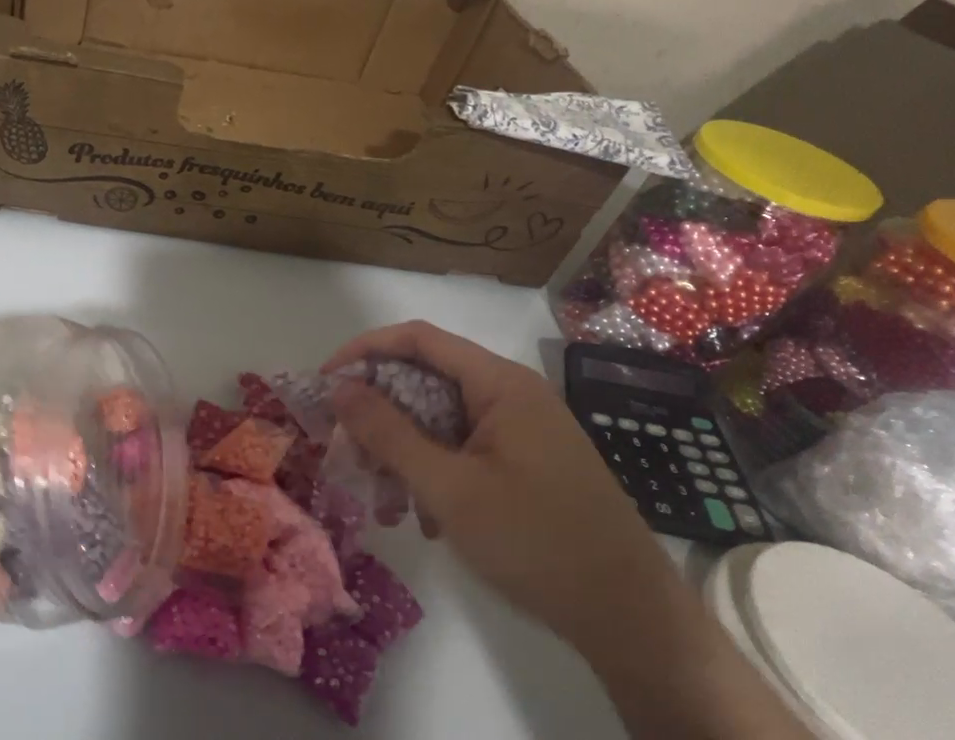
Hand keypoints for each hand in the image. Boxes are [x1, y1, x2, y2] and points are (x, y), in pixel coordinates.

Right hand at [324, 322, 677, 651]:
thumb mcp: (448, 487)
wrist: (629, 616)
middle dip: (380, 412)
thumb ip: (388, 432)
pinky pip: (463, 448)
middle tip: (346, 450)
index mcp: (500, 385)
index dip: (364, 351)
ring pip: (440, 420)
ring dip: (403, 450)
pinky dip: (433, 471)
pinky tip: (423, 517)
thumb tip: (338, 387)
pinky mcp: (527, 464)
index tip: (324, 383)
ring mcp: (522, 431)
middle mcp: (512, 396)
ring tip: (383, 498)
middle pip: (426, 380)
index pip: (417, 339)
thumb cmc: (535, 540)